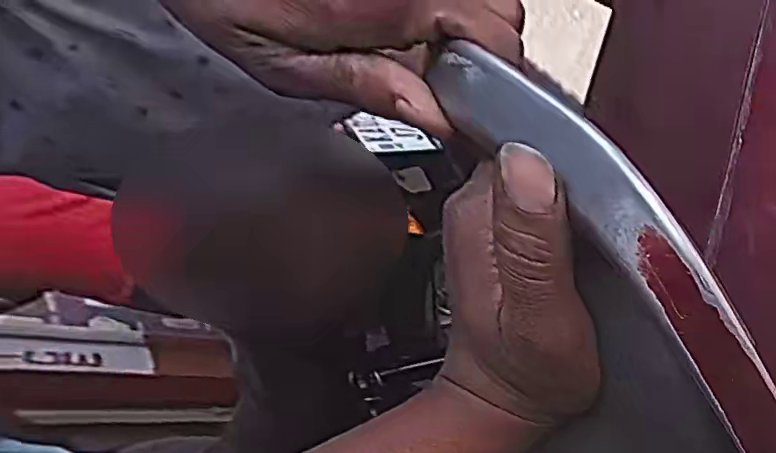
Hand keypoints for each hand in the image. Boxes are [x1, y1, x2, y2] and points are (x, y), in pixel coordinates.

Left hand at [162, 0, 523, 135]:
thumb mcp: (273, 54)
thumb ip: (361, 86)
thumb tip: (436, 118)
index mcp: (386, 5)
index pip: (498, 49)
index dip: (497, 83)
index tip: (471, 103)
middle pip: (502, 18)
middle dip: (488, 52)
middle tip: (448, 68)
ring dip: (472, 24)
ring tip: (427, 37)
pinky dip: (452, 10)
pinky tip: (411, 19)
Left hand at [437, 144, 599, 426]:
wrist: (510, 403)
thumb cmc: (529, 374)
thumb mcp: (540, 317)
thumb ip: (534, 245)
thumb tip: (531, 163)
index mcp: (479, 214)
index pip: (527, 148)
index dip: (576, 164)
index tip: (611, 202)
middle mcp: (479, 207)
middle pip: (538, 158)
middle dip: (586, 182)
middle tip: (620, 229)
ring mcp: (495, 224)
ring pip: (547, 181)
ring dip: (587, 203)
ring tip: (614, 240)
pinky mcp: (513, 242)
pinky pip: (552, 210)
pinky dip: (582, 224)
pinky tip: (598, 250)